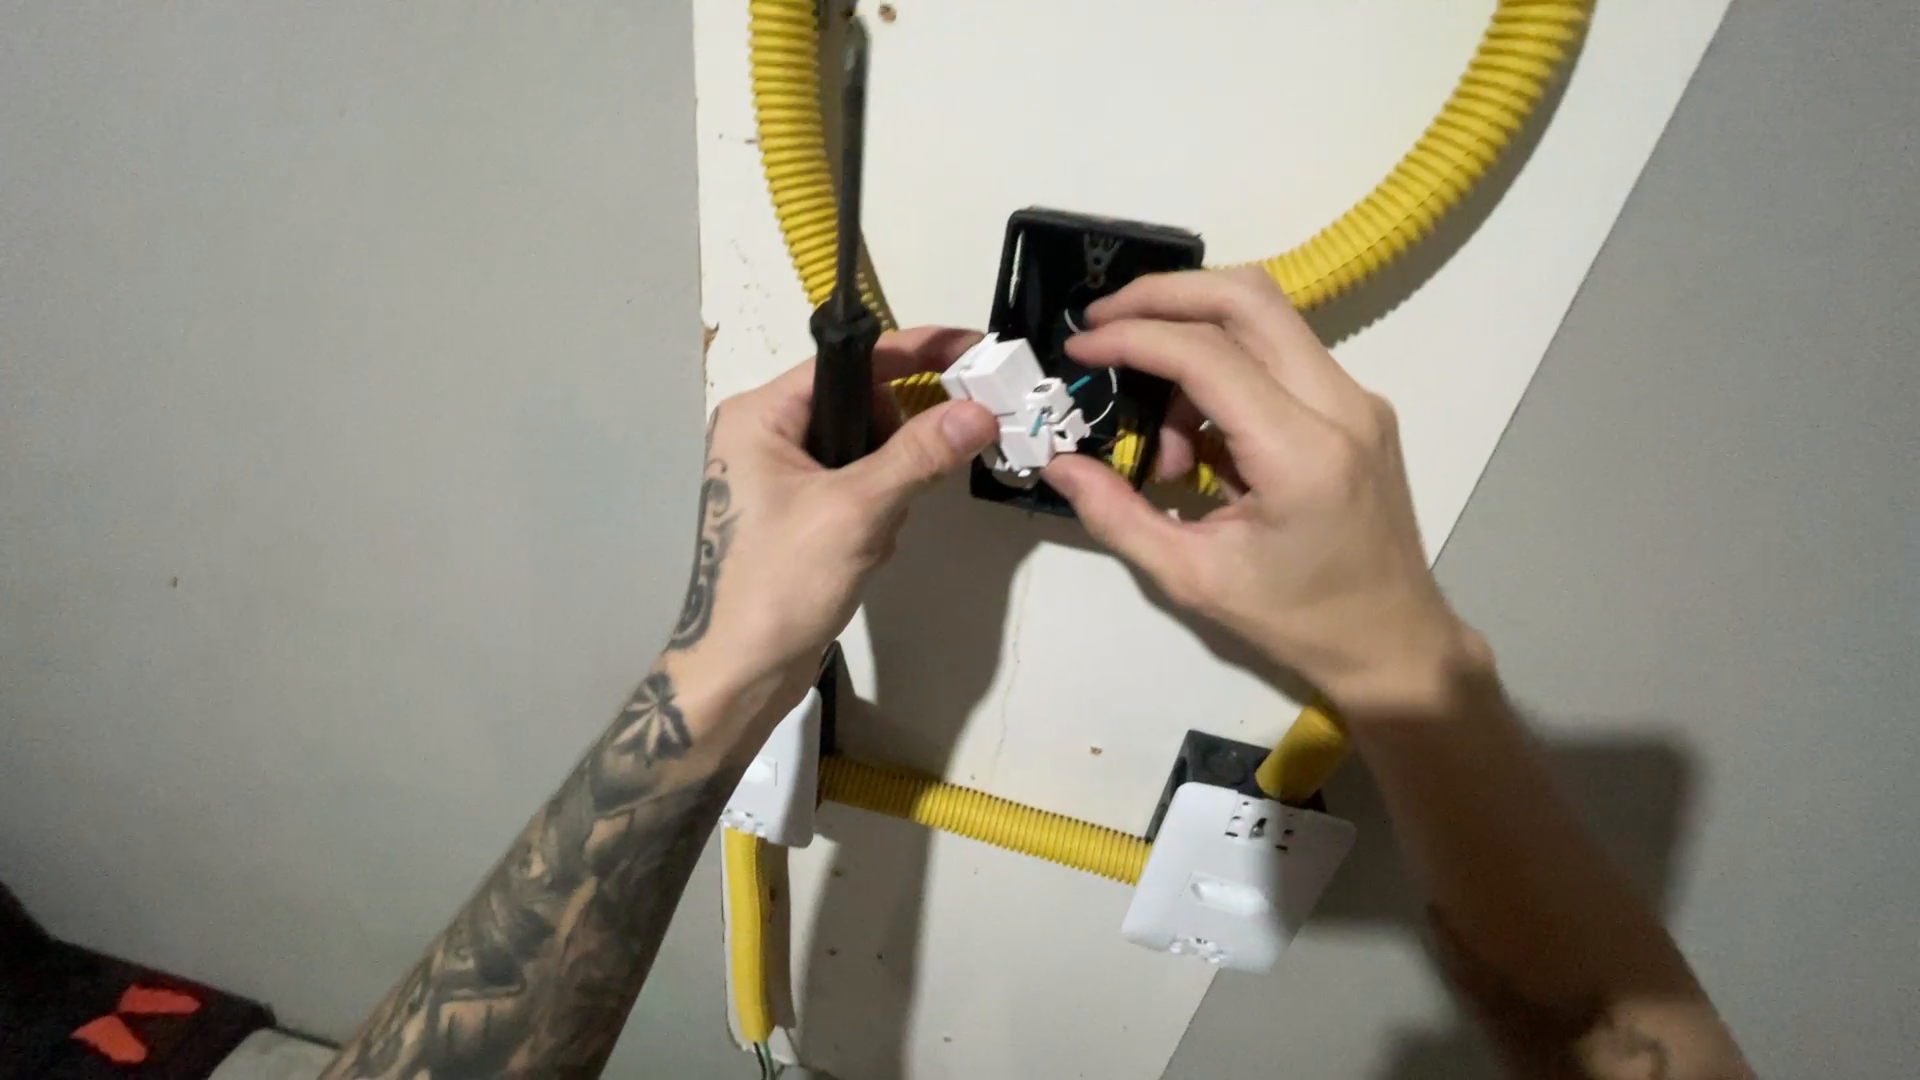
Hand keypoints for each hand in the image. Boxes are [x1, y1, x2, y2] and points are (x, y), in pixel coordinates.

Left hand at [667, 328, 996, 705]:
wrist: (744, 672)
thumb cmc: (782, 583)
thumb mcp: (856, 511)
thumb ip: (919, 456)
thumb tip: (981, 411)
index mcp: (762, 416)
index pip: (849, 361)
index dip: (914, 352)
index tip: (974, 351)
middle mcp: (767, 436)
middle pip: (861, 405)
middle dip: (898, 440)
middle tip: (914, 480)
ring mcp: (782, 478)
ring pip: (866, 450)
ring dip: (890, 485)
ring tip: (877, 530)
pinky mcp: (799, 513)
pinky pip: (857, 487)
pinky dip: (878, 511)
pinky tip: (868, 548)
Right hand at [1041, 268, 1481, 709]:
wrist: (1392, 639)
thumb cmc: (1293, 619)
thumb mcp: (1191, 577)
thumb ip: (1117, 514)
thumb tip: (1058, 462)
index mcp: (1302, 453)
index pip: (1208, 355)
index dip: (1133, 338)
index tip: (1079, 347)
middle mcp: (1341, 405)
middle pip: (1248, 298)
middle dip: (1164, 295)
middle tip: (1103, 321)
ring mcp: (1356, 399)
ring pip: (1264, 317)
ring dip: (1191, 343)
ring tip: (1160, 435)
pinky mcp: (1355, 406)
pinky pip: (1276, 356)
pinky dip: (1221, 373)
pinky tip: (1198, 440)